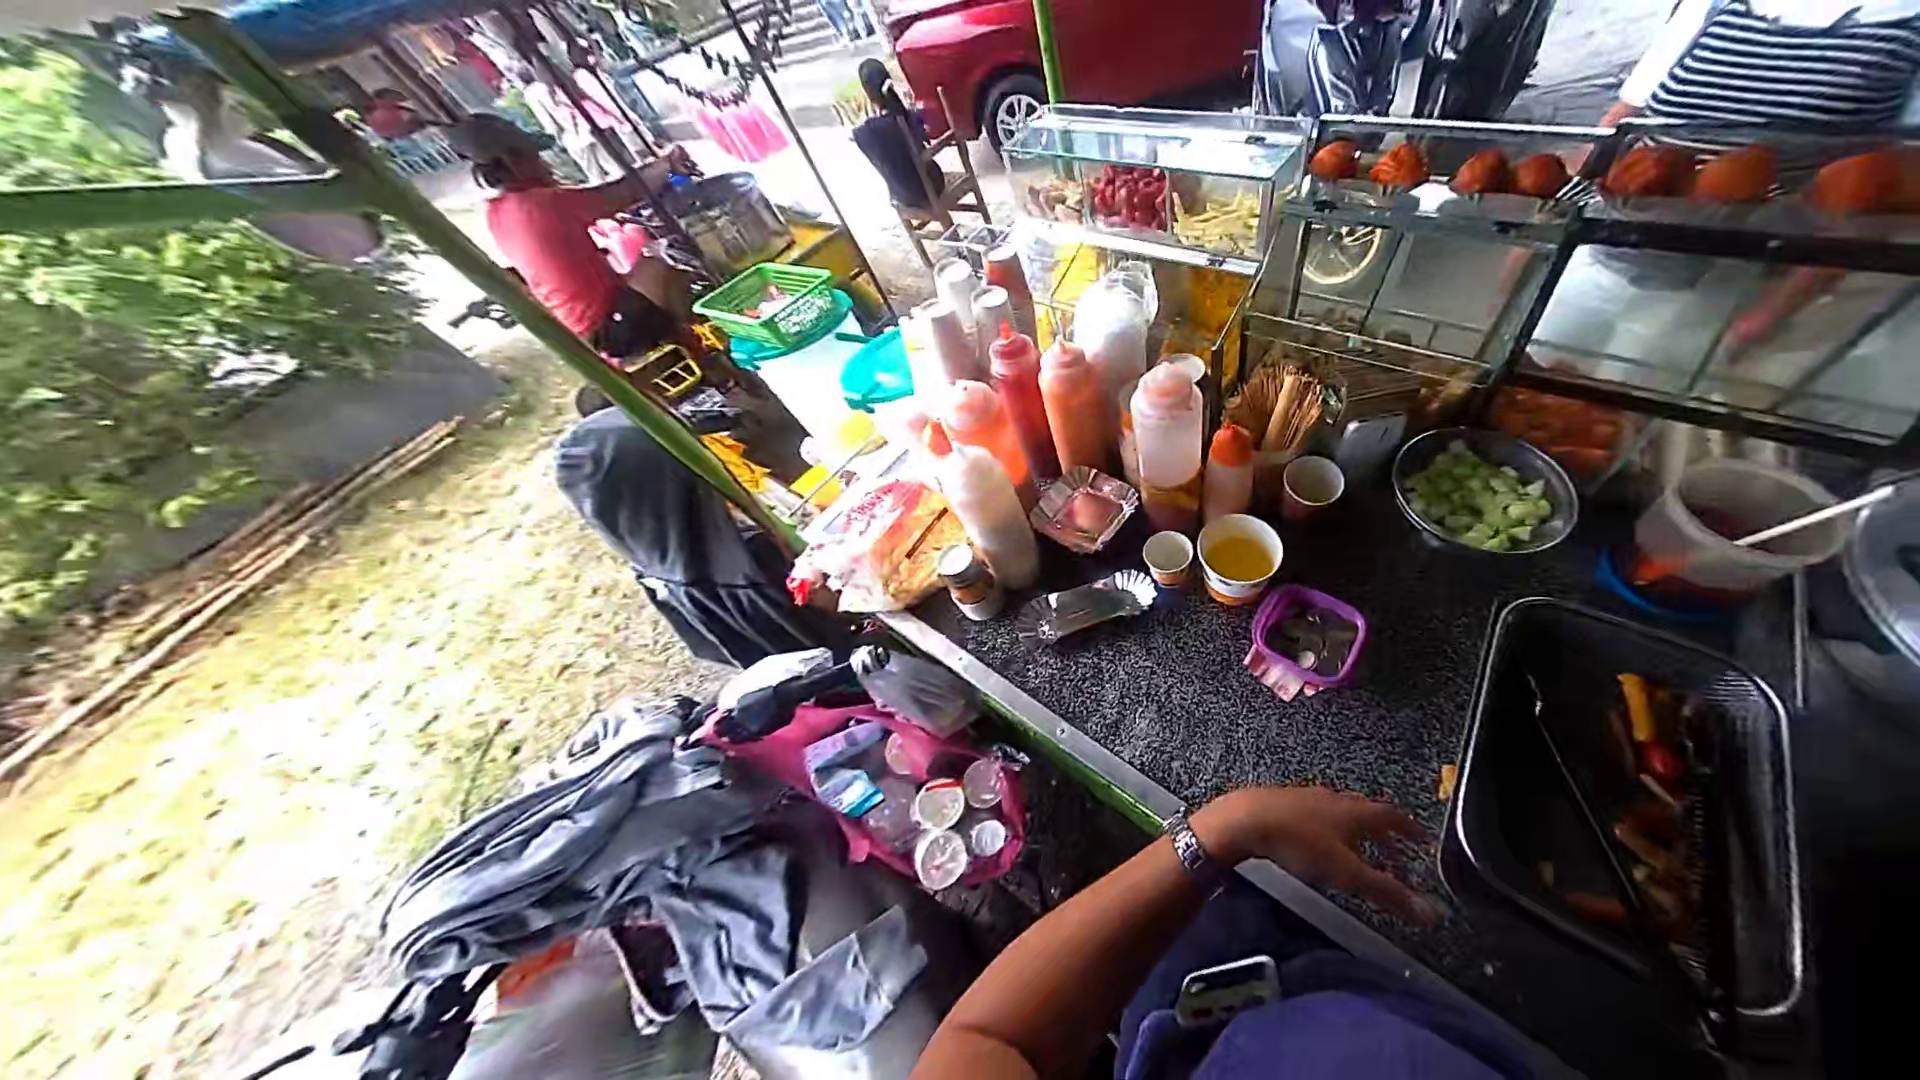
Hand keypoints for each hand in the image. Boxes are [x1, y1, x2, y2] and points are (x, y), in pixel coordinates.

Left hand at [1191, 786, 1441, 924]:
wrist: (1242, 819)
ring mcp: (1303, 798)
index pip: (1392, 815)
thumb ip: (1389, 892)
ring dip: (1351, 831)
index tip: (1421, 838)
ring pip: (1336, 812)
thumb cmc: (1294, 840)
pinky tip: (1315, 844)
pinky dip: (1323, 829)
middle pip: (1364, 812)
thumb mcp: (1347, 873)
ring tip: (1356, 852)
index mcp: (1352, 811)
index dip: (1410, 828)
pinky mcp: (1279, 803)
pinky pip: (1310, 815)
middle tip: (1393, 851)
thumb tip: (1429, 911)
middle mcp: (1330, 799)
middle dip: (1382, 833)